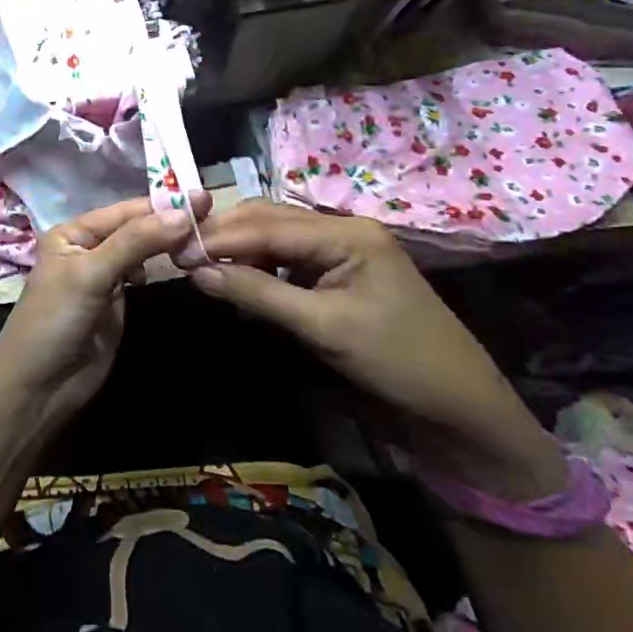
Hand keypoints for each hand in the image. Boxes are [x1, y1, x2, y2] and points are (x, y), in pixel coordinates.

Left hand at [0, 193, 212, 435]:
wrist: (39, 387)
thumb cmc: (55, 321)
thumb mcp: (90, 274)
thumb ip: (135, 243)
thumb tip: (183, 213)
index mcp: (72, 233)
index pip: (124, 211)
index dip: (163, 204)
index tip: (205, 197)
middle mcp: (87, 248)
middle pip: (135, 228)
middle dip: (169, 222)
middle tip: (214, 214)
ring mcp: (103, 276)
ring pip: (142, 251)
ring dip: (169, 243)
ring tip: (205, 236)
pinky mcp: (116, 302)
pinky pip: (143, 275)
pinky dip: (162, 267)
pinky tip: (182, 264)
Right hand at [179, 201, 564, 499]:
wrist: (458, 409)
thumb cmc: (396, 361)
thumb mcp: (322, 327)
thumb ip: (258, 292)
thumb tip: (196, 270)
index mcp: (346, 233)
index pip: (267, 225)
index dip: (219, 237)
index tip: (174, 250)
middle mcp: (343, 231)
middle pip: (270, 221)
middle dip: (224, 236)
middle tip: (179, 254)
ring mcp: (341, 253)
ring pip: (276, 239)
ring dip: (238, 251)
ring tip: (199, 266)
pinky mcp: (338, 277)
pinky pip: (287, 262)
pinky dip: (258, 269)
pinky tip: (236, 281)